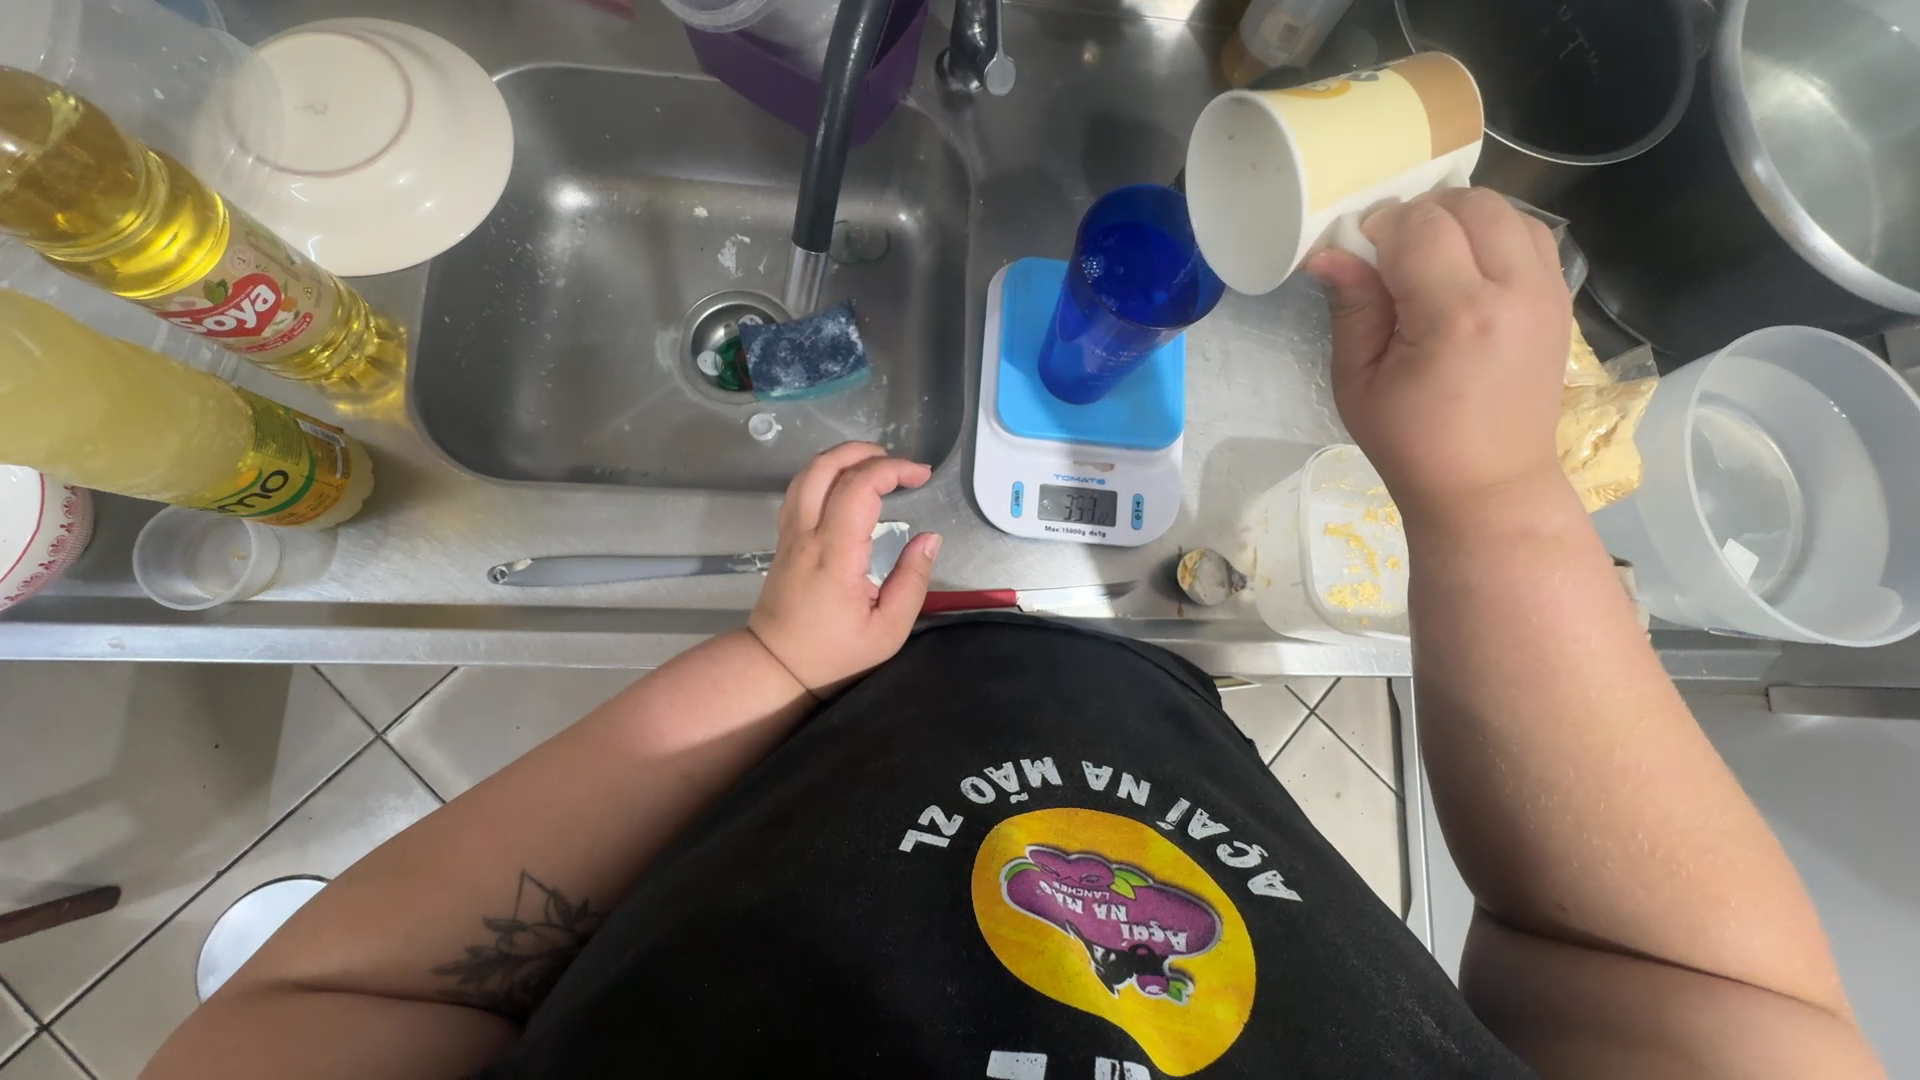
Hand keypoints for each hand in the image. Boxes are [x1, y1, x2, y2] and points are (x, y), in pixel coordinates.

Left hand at [748, 442, 941, 697]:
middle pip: (827, 468)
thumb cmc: (835, 655)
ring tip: (875, 463)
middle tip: (900, 464)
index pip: (859, 488)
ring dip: (842, 458)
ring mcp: (790, 534)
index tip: (921, 476)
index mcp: (835, 555)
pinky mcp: (784, 540)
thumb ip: (912, 580)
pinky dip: (825, 474)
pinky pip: (800, 490)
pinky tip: (845, 483)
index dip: (892, 470)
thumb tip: (930, 539)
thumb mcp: (888, 630)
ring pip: (808, 474)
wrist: (776, 666)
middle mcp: (807, 535)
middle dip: (866, 453)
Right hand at [1307, 189, 1572, 522]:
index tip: (1358, 256)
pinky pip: (1530, 235)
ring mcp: (1548, 291)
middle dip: (1420, 214)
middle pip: (1470, 204)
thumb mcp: (1357, 380)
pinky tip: (1462, 270)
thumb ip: (1352, 308)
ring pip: (1507, 211)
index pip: (1419, 227)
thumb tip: (1329, 253)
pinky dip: (1492, 235)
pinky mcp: (1560, 298)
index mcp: (1456, 317)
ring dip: (1460, 220)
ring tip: (1427, 260)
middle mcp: (1514, 291)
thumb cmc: (1409, 441)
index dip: (1380, 229)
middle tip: (1389, 255)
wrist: (1486, 482)